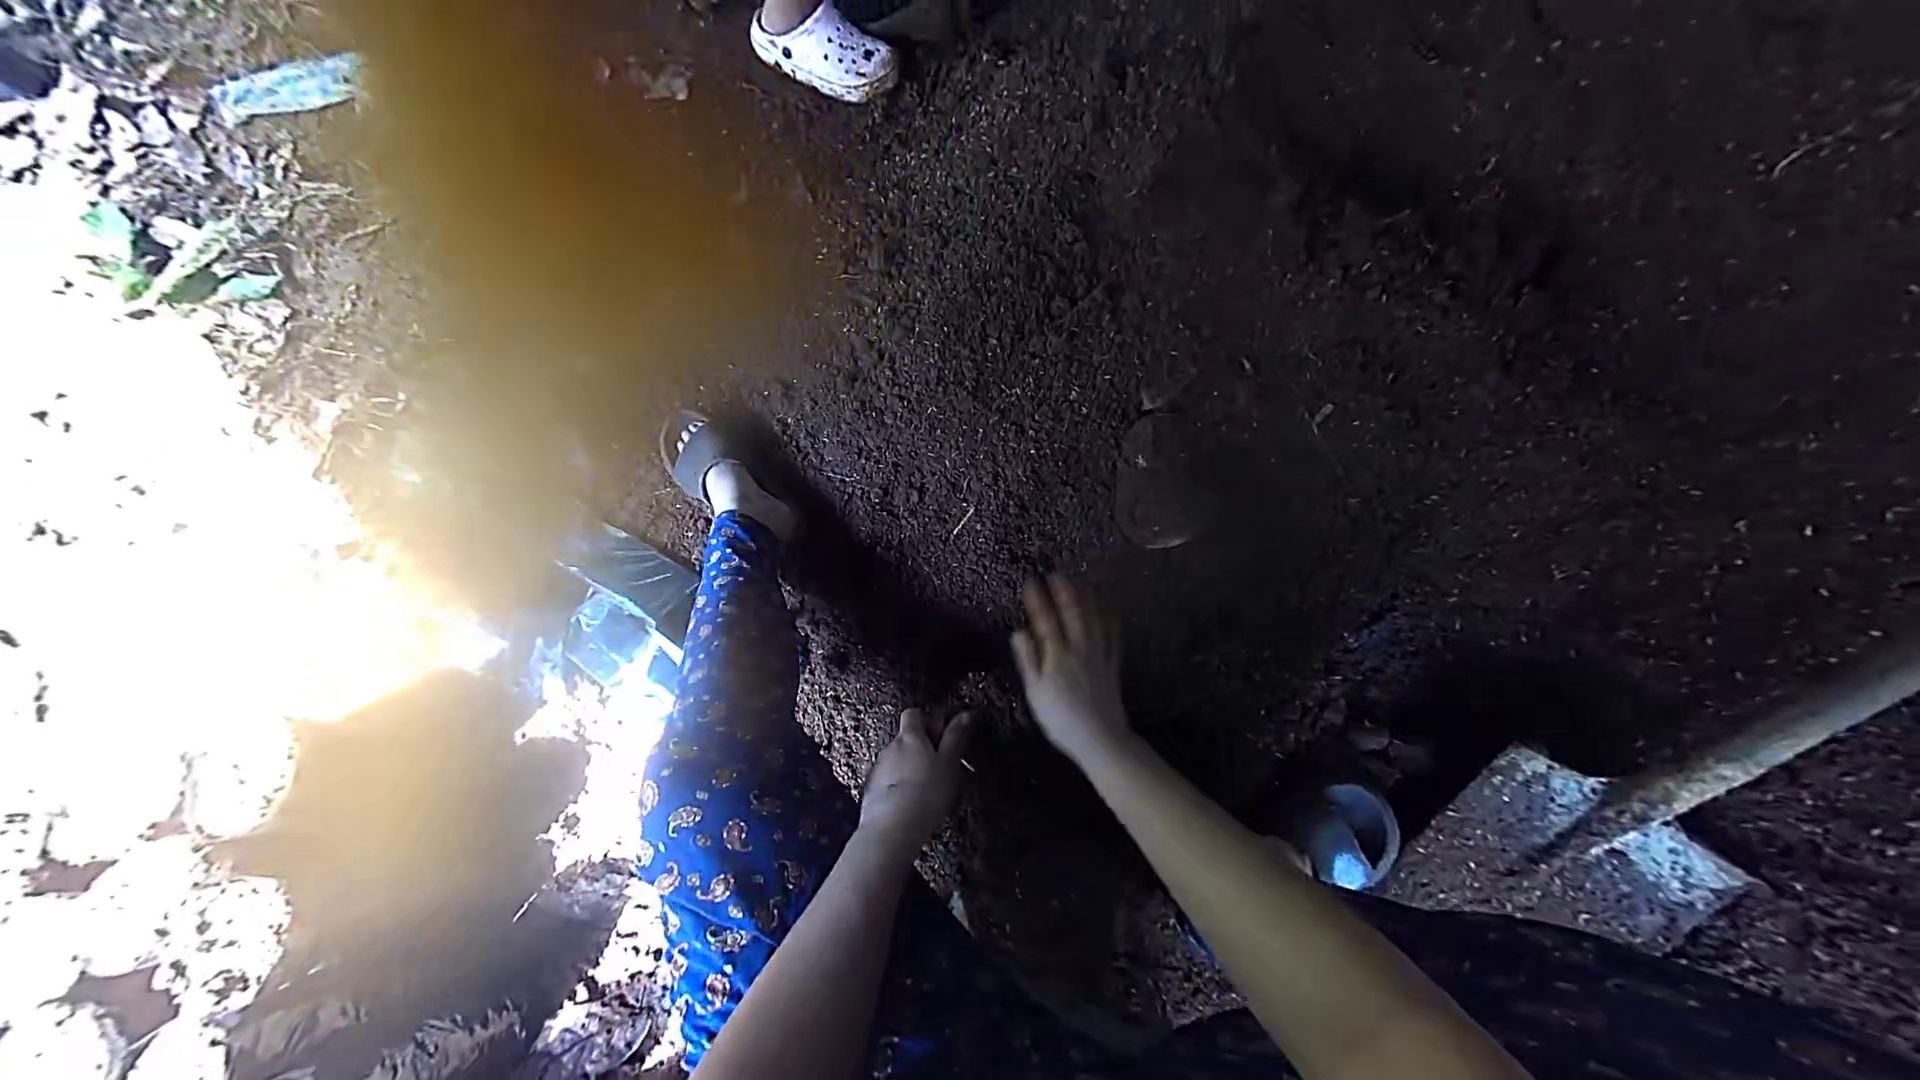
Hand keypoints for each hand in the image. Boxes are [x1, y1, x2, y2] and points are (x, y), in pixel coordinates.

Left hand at [859, 709, 975, 845]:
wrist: (893, 828)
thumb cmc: (925, 794)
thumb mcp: (950, 763)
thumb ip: (956, 737)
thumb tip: (965, 715)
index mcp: (910, 737)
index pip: (914, 714)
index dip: (927, 721)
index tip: (941, 737)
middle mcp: (890, 748)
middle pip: (905, 739)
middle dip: (921, 750)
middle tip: (940, 768)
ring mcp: (879, 769)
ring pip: (897, 762)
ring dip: (910, 770)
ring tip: (927, 791)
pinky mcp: (872, 791)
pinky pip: (889, 782)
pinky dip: (899, 788)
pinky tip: (912, 805)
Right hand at [1011, 575, 1130, 765]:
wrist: (1101, 739)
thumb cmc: (1061, 719)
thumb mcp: (1036, 693)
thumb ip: (1028, 660)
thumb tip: (1019, 632)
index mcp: (1058, 656)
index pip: (1045, 621)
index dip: (1037, 600)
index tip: (1030, 582)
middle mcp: (1080, 649)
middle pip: (1073, 613)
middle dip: (1064, 591)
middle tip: (1057, 574)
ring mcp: (1099, 656)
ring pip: (1093, 619)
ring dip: (1087, 598)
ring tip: (1081, 581)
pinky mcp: (1112, 665)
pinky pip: (1112, 636)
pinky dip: (1110, 619)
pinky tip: (1109, 609)